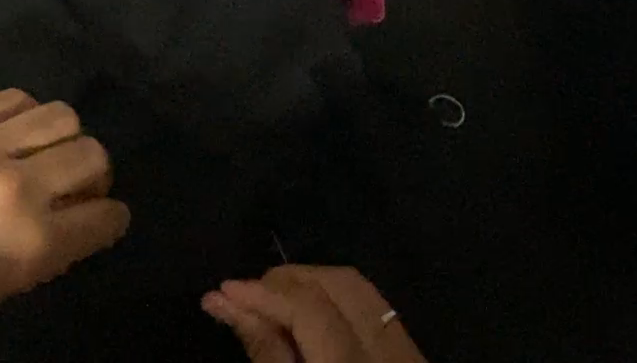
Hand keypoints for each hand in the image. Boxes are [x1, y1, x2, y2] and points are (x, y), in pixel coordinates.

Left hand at [0, 88, 130, 357]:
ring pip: (61, 115)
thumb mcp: (11, 283)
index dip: (110, 216)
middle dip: (93, 173)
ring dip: (63, 137)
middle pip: (92, 153)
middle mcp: (17, 184)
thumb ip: (56, 241)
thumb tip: (86, 207)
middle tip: (72, 183)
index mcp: (34, 241)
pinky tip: (11, 133)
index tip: (103, 214)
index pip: (106, 214)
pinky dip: (24, 113)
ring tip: (41, 152)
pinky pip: (14, 96)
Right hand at [203, 266, 425, 362]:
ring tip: (273, 303)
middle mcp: (393, 360)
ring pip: (359, 291)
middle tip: (247, 298)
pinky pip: (373, 311)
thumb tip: (223, 301)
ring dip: (311, 285)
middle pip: (339, 285)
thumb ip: (265, 354)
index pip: (308, 309)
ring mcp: (412, 359)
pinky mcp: (415, 361)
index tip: (221, 292)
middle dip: (287, 281)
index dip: (262, 292)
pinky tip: (308, 321)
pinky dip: (335, 302)